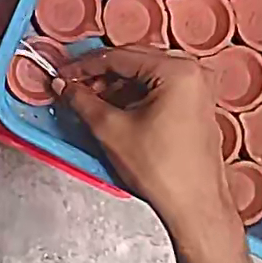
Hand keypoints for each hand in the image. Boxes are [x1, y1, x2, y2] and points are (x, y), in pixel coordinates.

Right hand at [54, 47, 235, 221]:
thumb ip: (82, 100)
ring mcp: (197, 88)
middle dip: (99, 74)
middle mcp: (193, 72)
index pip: (118, 56)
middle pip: (133, 60)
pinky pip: (157, 87)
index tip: (63, 75)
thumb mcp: (110, 129)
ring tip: (89, 99)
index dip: (83, 66)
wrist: (194, 206)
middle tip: (72, 85)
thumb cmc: (163, 171)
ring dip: (114, 84)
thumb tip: (65, 85)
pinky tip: (112, 107)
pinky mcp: (195, 104)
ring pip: (144, 73)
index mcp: (176, 71)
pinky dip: (132, 94)